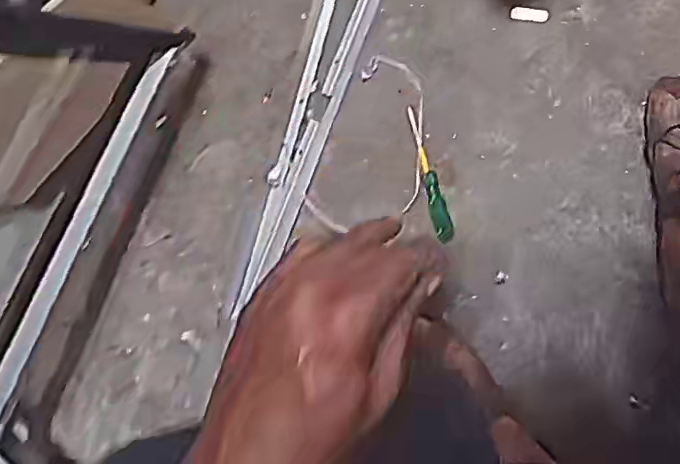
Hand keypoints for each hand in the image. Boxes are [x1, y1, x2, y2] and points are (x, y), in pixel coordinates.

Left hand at [191, 219, 442, 463]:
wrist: (241, 463)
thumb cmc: (310, 439)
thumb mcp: (378, 393)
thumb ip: (404, 328)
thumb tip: (422, 286)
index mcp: (350, 311)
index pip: (406, 257)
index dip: (430, 260)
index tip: (439, 269)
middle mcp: (316, 286)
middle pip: (377, 243)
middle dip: (404, 253)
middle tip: (419, 270)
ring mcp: (285, 285)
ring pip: (343, 238)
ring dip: (371, 244)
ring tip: (387, 254)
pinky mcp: (264, 293)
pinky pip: (306, 248)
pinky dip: (331, 248)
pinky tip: (341, 260)